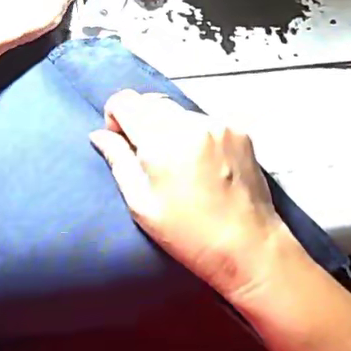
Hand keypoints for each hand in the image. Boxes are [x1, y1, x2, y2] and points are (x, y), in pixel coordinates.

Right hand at [90, 90, 294, 302]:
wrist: (250, 248)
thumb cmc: (190, 234)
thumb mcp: (141, 204)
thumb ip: (118, 160)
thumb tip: (100, 135)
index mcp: (161, 139)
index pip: (124, 101)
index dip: (114, 117)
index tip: (120, 140)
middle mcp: (190, 123)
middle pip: (150, 102)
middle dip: (140, 122)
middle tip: (146, 157)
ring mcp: (217, 124)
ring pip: (176, 111)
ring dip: (167, 127)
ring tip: (177, 164)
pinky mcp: (238, 131)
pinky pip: (203, 121)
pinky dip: (193, 134)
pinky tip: (200, 165)